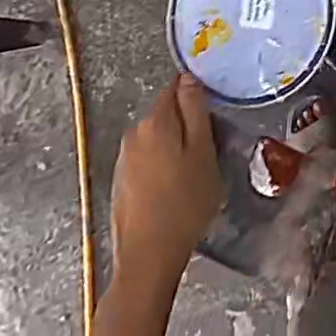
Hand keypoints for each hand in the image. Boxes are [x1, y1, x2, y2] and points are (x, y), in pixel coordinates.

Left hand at [112, 74, 223, 273]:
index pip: (177, 87)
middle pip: (167, 113)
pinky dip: (163, 164)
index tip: (214, 112)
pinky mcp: (121, 182)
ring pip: (158, 138)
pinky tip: (174, 188)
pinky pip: (148, 159)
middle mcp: (134, 134)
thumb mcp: (202, 150)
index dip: (198, 95)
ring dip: (175, 145)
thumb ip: (195, 109)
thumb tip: (189, 77)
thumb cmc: (185, 202)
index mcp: (155, 121)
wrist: (148, 258)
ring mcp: (124, 160)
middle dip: (187, 123)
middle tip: (210, 147)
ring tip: (195, 171)